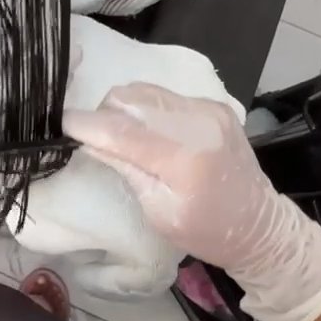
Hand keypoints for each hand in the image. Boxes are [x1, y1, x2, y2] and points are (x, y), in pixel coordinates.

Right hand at [62, 83, 320, 320]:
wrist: (259, 224)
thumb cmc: (204, 230)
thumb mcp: (157, 210)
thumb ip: (124, 168)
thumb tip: (89, 140)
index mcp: (184, 157)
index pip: (122, 130)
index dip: (86, 124)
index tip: (60, 123)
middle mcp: (197, 122)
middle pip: (130, 99)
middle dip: (104, 114)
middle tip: (97, 139)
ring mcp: (207, 108)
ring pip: (144, 90)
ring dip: (124, 109)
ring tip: (123, 136)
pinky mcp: (212, 104)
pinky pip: (163, 95)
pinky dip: (146, 109)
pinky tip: (150, 133)